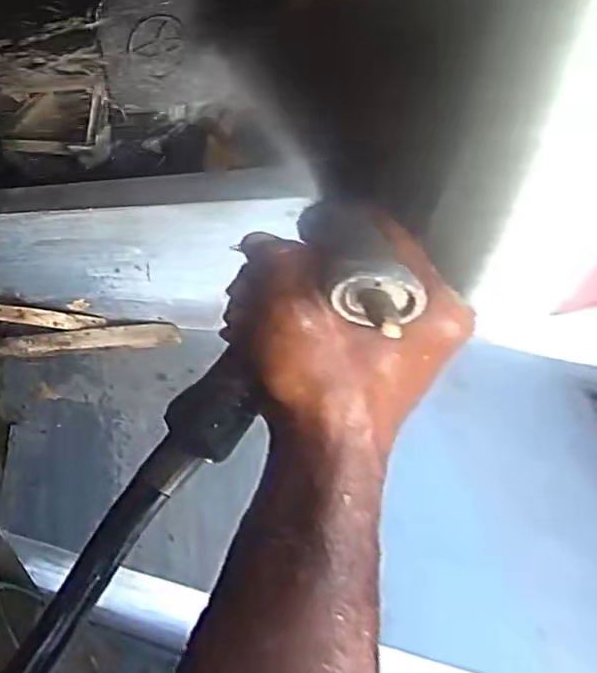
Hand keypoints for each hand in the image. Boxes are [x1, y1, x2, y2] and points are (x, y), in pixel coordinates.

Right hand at [223, 213, 472, 458]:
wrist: (321, 446)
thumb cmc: (316, 377)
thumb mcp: (289, 309)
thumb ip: (279, 262)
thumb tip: (265, 242)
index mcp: (428, 301)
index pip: (380, 232)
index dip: (323, 226)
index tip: (279, 239)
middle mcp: (425, 315)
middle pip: (344, 262)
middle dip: (283, 272)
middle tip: (247, 292)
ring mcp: (398, 337)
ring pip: (326, 289)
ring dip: (273, 297)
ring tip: (244, 319)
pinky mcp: (371, 354)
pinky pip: (326, 315)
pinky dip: (284, 317)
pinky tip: (256, 332)